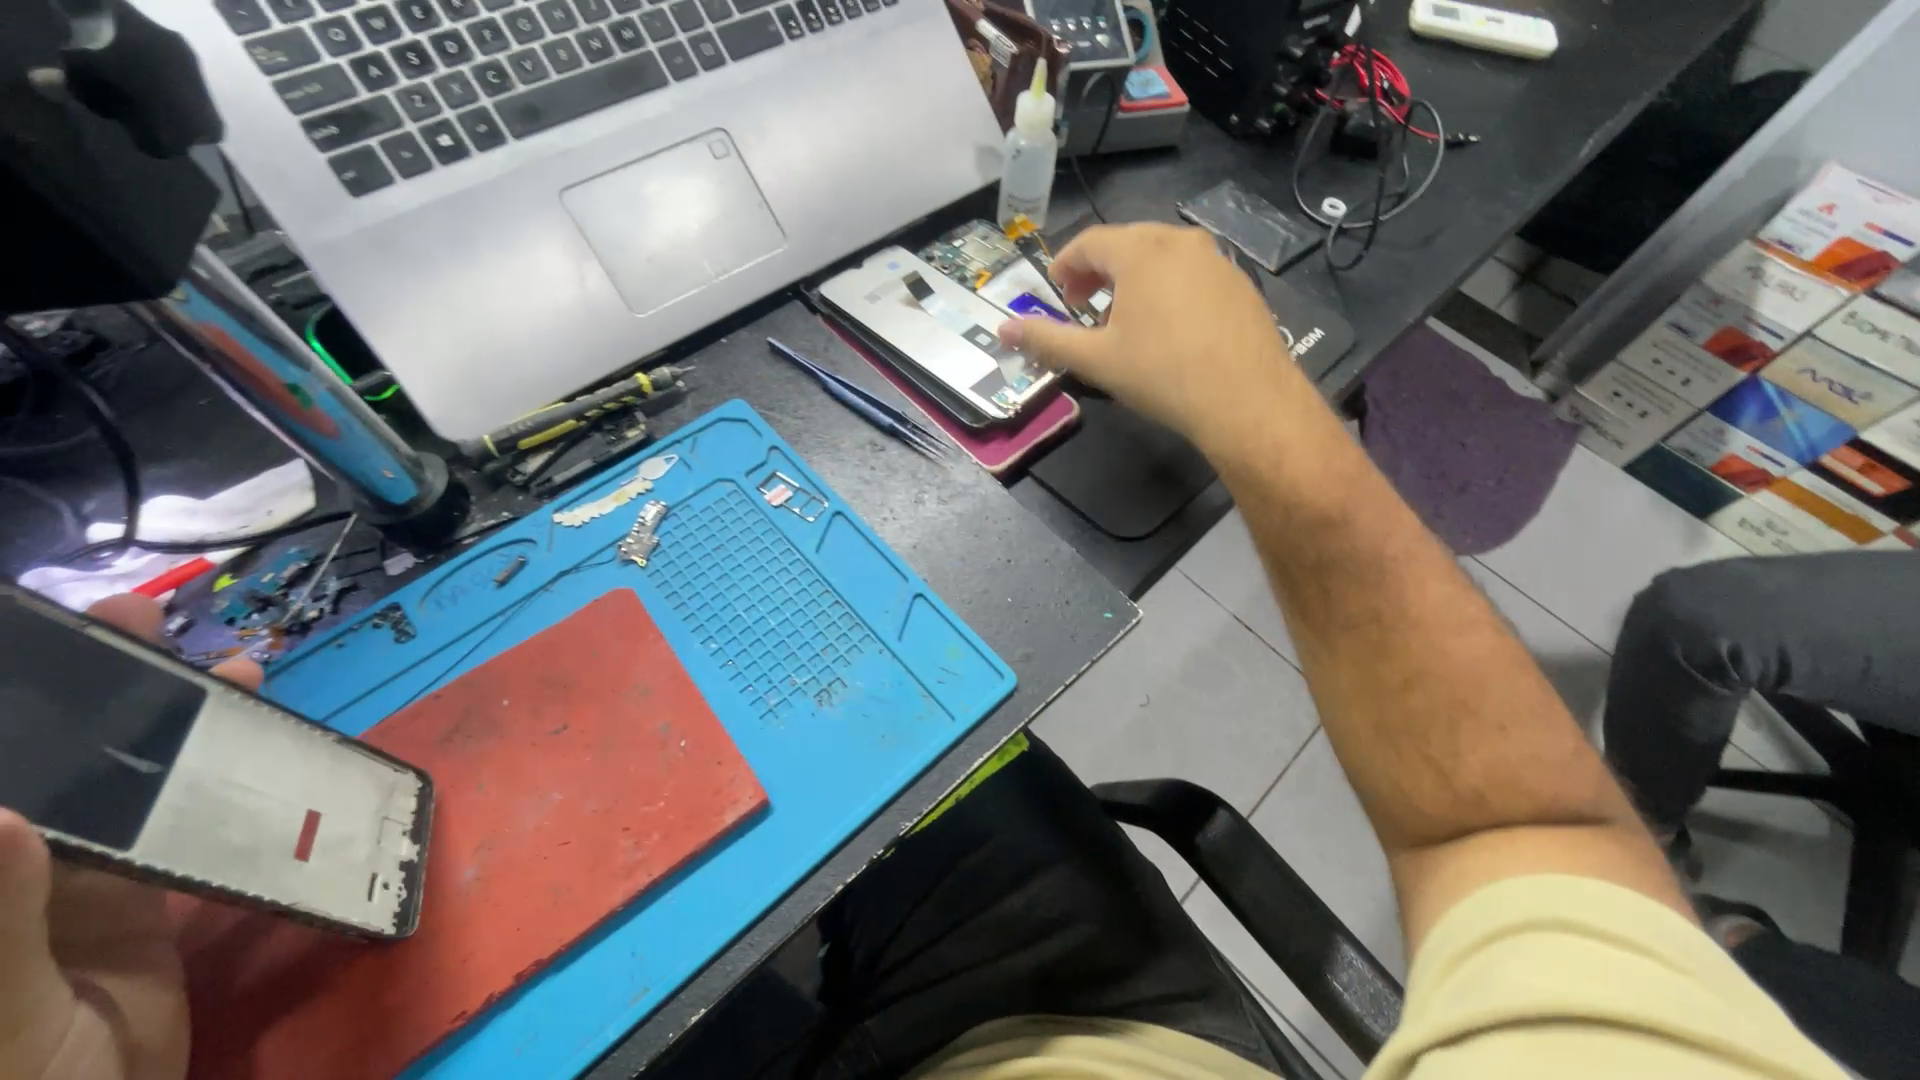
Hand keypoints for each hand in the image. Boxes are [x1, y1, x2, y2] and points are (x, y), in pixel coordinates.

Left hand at [0, 595, 261, 1079]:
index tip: (36, 643)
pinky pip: (178, 829)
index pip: (2, 784)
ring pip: (118, 785)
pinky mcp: (136, 904)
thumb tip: (4, 813)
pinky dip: (214, 782)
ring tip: (210, 663)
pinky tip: (250, 740)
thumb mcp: (2, 1016)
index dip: (10, 712)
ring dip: (163, 724)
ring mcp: (73, 886)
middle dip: (87, 694)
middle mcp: (13, 868)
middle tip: (133, 622)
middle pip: (47, 765)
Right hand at [997, 224, 1312, 445]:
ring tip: (1124, 323)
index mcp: (1140, 251)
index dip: (1065, 266)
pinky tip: (1168, 332)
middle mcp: (1180, 242)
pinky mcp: (1240, 284)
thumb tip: (1003, 330)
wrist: (1246, 400)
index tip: (1056, 294)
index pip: (1089, 242)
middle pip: (1126, 244)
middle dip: (1098, 273)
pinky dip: (1168, 291)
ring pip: (1161, 259)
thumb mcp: (1095, 359)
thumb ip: (1046, 339)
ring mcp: (1216, 261)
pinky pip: (1191, 275)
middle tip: (1084, 308)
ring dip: (1133, 282)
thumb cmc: (1161, 374)